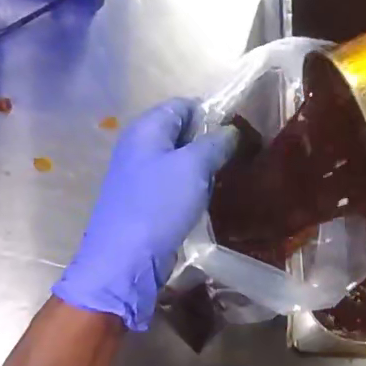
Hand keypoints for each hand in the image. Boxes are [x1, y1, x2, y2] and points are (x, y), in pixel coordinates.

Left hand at [53, 99, 237, 330]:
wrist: (125, 259)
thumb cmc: (159, 205)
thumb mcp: (193, 167)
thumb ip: (214, 143)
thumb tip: (230, 131)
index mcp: (146, 129)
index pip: (183, 105)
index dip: (212, 112)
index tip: (240, 130)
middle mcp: (138, 146)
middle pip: (181, 133)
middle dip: (209, 142)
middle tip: (239, 156)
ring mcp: (138, 176)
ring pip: (178, 161)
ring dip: (202, 168)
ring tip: (228, 178)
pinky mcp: (143, 202)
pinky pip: (172, 185)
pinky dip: (190, 189)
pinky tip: (206, 200)